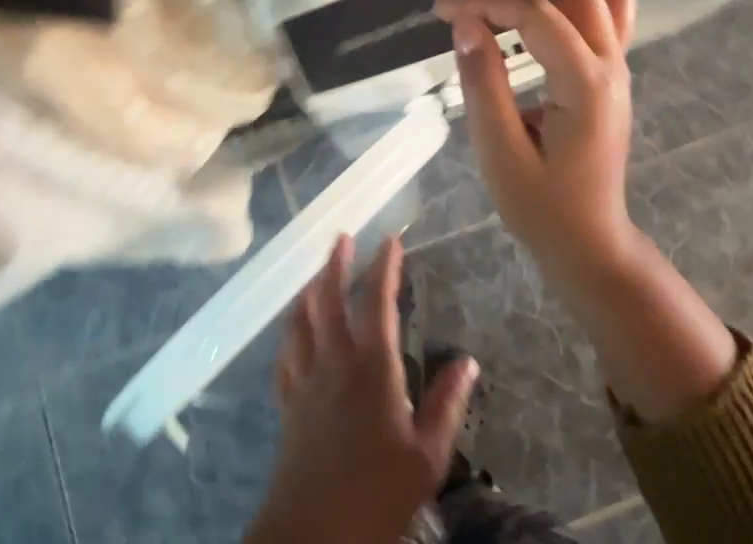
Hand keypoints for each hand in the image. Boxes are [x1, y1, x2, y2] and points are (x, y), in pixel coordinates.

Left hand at [246, 235, 478, 543]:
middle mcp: (334, 364)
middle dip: (336, 265)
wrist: (314, 530)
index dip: (384, 268)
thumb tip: (466, 361)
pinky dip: (291, 332)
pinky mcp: (288, 406)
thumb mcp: (428, 455)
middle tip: (341, 237)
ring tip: (316, 273)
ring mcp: (306, 383)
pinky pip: (286, 355)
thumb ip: (446, 405)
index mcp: (372, 369)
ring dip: (309, 291)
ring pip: (301, 322)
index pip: (378, 304)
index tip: (390, 239)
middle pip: (329, 301)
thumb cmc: (379, 492)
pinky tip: (294, 331)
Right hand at [434, 0, 637, 271]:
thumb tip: (465, 21)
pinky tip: (539, 3)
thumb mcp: (499, 152)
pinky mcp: (613, 74)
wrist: (590, 242)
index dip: (485, 3)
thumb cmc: (541, 207)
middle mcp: (611, 64)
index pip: (535, 15)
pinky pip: (607, 12)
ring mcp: (619, 66)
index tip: (441, 9)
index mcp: (584, 84)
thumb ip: (483, 82)